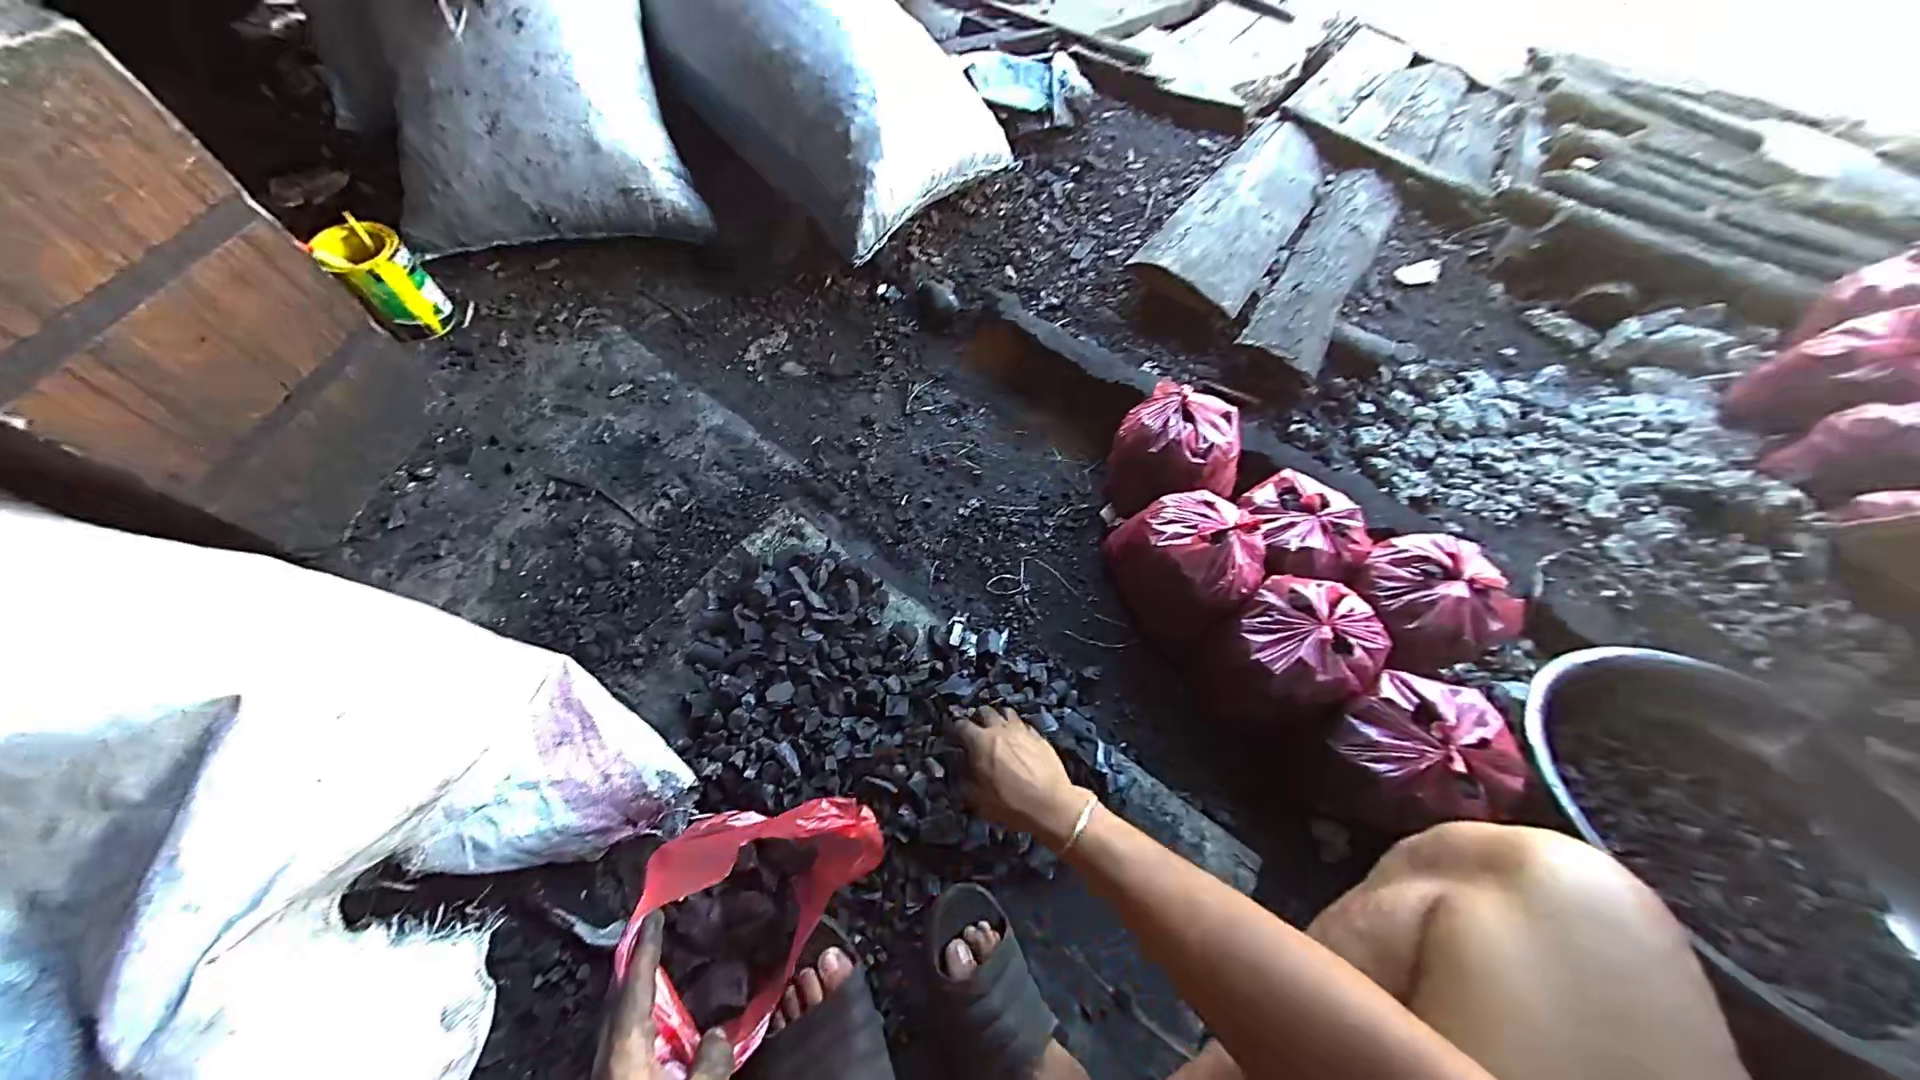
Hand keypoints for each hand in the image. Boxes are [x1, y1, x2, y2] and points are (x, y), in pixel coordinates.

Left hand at [595, 911, 732, 1079]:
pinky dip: (637, 1013)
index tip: (654, 914)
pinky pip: (623, 1036)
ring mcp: (605, 1072)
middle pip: (619, 997)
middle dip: (634, 962)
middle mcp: (609, 1054)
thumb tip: (717, 1035)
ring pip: (618, 1018)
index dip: (646, 947)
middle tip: (652, 931)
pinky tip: (654, 1020)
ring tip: (654, 966)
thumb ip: (711, 1064)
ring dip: (634, 988)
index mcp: (626, 1048)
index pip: (635, 984)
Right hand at [953, 706, 1093, 850]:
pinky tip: (1018, 738)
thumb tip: (961, 769)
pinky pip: (1024, 725)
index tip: (953, 733)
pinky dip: (1017, 728)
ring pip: (1007, 713)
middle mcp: (1000, 730)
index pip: (961, 725)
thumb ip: (965, 780)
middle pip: (985, 712)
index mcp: (981, 742)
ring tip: (998, 727)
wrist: (1051, 805)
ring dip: (999, 718)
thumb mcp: (978, 799)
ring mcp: (1022, 730)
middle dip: (978, 717)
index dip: (954, 728)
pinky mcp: (1039, 736)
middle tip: (976, 728)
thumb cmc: (1011, 803)